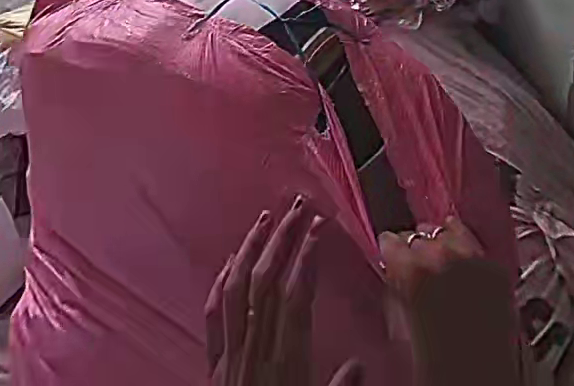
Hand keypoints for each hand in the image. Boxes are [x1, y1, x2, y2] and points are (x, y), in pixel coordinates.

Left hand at [206, 195, 362, 385]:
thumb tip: (361, 365)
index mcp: (285, 363)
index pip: (296, 295)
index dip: (308, 257)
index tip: (321, 226)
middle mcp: (255, 350)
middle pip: (267, 281)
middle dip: (283, 238)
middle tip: (298, 206)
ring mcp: (230, 355)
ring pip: (237, 288)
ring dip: (252, 248)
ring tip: (266, 218)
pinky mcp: (214, 367)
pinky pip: (213, 316)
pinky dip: (221, 283)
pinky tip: (231, 261)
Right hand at [379, 217, 519, 385]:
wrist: (482, 385)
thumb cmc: (440, 367)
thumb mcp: (402, 330)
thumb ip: (395, 292)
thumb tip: (392, 276)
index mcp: (414, 276)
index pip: (392, 242)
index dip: (389, 250)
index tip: (388, 254)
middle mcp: (443, 260)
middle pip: (419, 236)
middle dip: (414, 249)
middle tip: (411, 263)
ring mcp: (472, 262)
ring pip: (447, 232)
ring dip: (438, 242)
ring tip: (434, 253)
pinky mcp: (494, 271)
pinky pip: (473, 243)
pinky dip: (463, 243)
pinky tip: (457, 249)